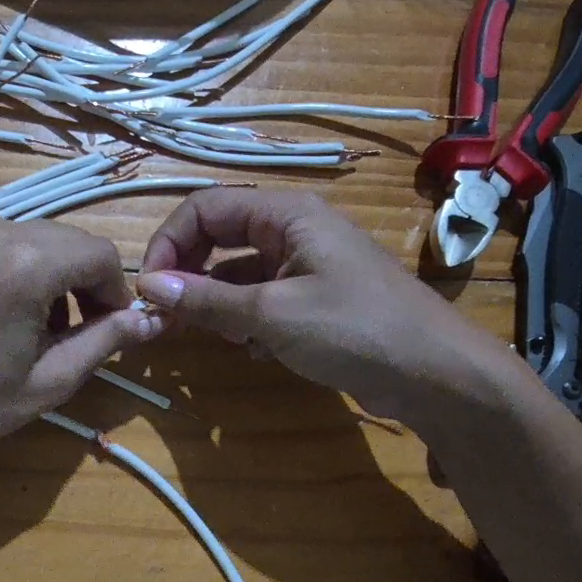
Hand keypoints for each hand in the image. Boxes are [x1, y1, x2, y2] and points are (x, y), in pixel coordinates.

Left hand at [0, 217, 162, 466]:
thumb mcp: (50, 381)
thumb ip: (106, 341)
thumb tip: (151, 319)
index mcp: (26, 266)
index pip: (99, 255)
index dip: (115, 292)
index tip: (109, 327)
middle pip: (65, 239)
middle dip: (82, 280)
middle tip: (74, 329)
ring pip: (29, 236)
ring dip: (46, 272)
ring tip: (32, 323)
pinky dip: (8, 266)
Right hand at [135, 189, 513, 427]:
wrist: (434, 374)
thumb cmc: (354, 329)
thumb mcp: (272, 314)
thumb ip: (207, 299)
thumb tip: (148, 285)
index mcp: (287, 214)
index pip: (205, 207)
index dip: (170, 242)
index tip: (149, 288)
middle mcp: (293, 232)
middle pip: (218, 237)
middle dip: (188, 273)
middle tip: (168, 316)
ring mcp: (304, 267)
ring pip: (236, 273)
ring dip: (215, 302)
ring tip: (214, 335)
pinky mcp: (312, 302)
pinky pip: (259, 301)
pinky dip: (243, 322)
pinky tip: (249, 349)